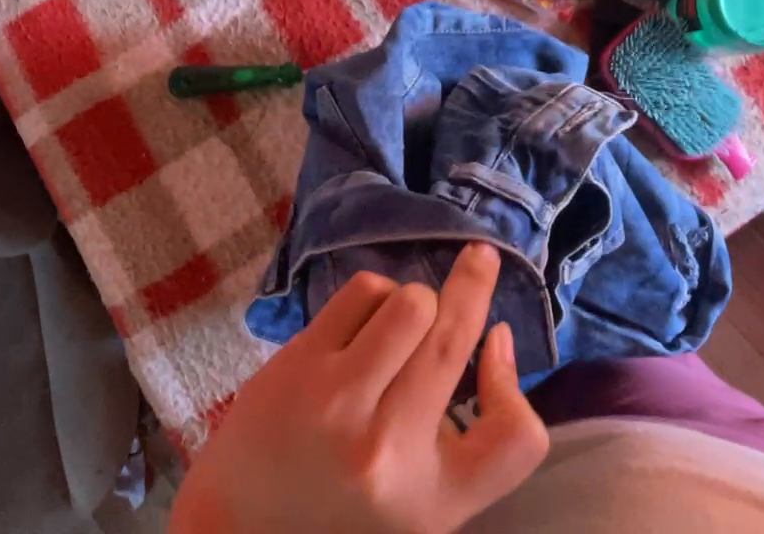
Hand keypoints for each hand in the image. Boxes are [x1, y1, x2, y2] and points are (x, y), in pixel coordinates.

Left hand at [173, 243, 549, 533]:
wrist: (245, 519)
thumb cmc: (349, 505)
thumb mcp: (428, 498)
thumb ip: (478, 436)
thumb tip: (495, 336)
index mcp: (432, 497)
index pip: (518, 437)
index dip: (515, 379)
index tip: (500, 338)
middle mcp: (389, 448)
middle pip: (453, 340)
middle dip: (474, 284)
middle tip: (481, 256)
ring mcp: (339, 400)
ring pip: (409, 305)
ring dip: (417, 298)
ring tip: (404, 319)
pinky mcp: (301, 362)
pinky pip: (363, 293)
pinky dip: (377, 293)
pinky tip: (366, 319)